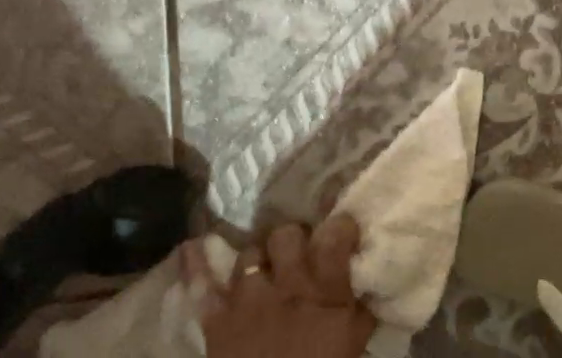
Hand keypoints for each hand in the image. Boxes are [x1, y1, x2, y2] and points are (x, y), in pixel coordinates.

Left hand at [181, 216, 375, 357]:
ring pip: (250, 253)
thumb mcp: (355, 335)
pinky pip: (202, 287)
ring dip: (259, 258)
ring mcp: (249, 300)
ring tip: (263, 267)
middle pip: (287, 234)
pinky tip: (191, 246)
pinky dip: (195, 266)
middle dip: (294, 239)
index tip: (341, 231)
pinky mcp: (217, 320)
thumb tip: (371, 272)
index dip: (339, 226)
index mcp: (327, 287)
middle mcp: (289, 284)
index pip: (335, 233)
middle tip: (298, 253)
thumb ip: (363, 300)